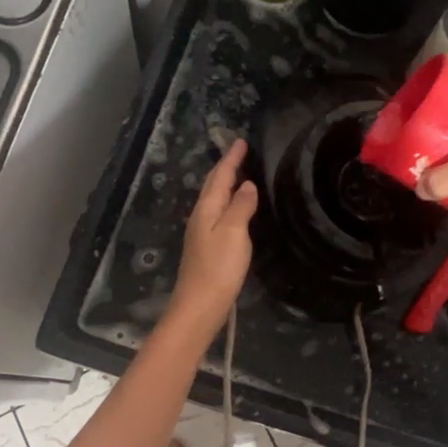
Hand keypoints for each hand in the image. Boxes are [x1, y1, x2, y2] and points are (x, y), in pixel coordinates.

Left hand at [167, 139, 257, 337]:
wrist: (200, 305)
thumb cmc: (218, 267)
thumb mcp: (233, 232)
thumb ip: (241, 206)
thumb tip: (247, 184)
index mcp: (207, 209)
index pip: (220, 176)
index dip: (231, 158)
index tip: (241, 141)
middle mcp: (201, 216)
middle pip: (213, 185)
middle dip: (226, 167)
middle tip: (240, 152)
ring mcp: (202, 232)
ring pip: (215, 199)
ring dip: (226, 184)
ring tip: (240, 173)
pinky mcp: (207, 246)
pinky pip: (218, 213)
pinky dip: (227, 202)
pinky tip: (235, 208)